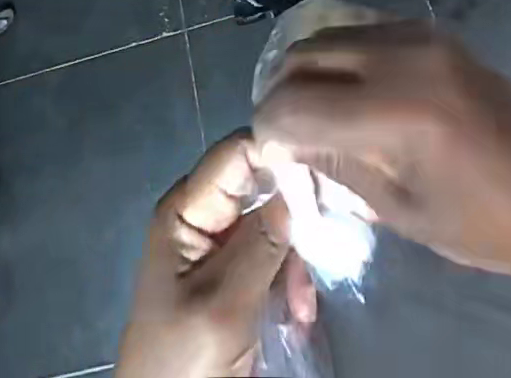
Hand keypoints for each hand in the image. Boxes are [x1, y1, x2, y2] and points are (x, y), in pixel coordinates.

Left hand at [117, 132, 309, 377]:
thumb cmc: (182, 360)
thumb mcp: (223, 303)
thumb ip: (261, 243)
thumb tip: (300, 185)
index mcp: (186, 208)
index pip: (237, 153)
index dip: (279, 154)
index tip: (322, 177)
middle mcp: (204, 215)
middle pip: (262, 184)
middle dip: (296, 213)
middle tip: (328, 240)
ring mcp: (220, 245)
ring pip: (276, 222)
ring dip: (297, 258)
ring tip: (305, 302)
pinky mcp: (237, 275)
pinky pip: (276, 256)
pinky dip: (292, 281)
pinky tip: (301, 313)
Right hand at [253, 21, 510, 279]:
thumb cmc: (486, 222)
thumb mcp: (401, 210)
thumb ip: (333, 165)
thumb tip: (285, 140)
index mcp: (395, 113)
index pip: (294, 103)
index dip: (268, 127)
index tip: (269, 150)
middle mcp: (400, 57)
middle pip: (303, 56)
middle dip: (280, 92)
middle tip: (283, 129)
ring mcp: (416, 34)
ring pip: (327, 35)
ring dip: (306, 70)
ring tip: (309, 107)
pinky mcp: (428, 27)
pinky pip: (359, 30)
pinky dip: (337, 56)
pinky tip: (345, 87)